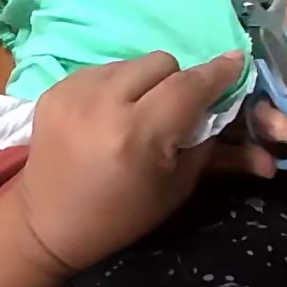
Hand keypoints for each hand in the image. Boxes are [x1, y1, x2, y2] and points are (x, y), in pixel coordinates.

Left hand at [14, 51, 250, 276]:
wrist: (47, 224)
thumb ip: (211, 143)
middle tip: (175, 111)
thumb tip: (238, 106)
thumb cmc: (122, 215)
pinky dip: (117, 85)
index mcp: (137, 135)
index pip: (188, 87)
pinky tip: (109, 114)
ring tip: (139, 112)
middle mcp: (103, 104)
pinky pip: (105, 69)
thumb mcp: (177, 187)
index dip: (217, 73)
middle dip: (178, 82)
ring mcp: (73, 92)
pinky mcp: (55, 88)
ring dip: (147, 82)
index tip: (237, 61)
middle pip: (162, 63)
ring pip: (133, 62)